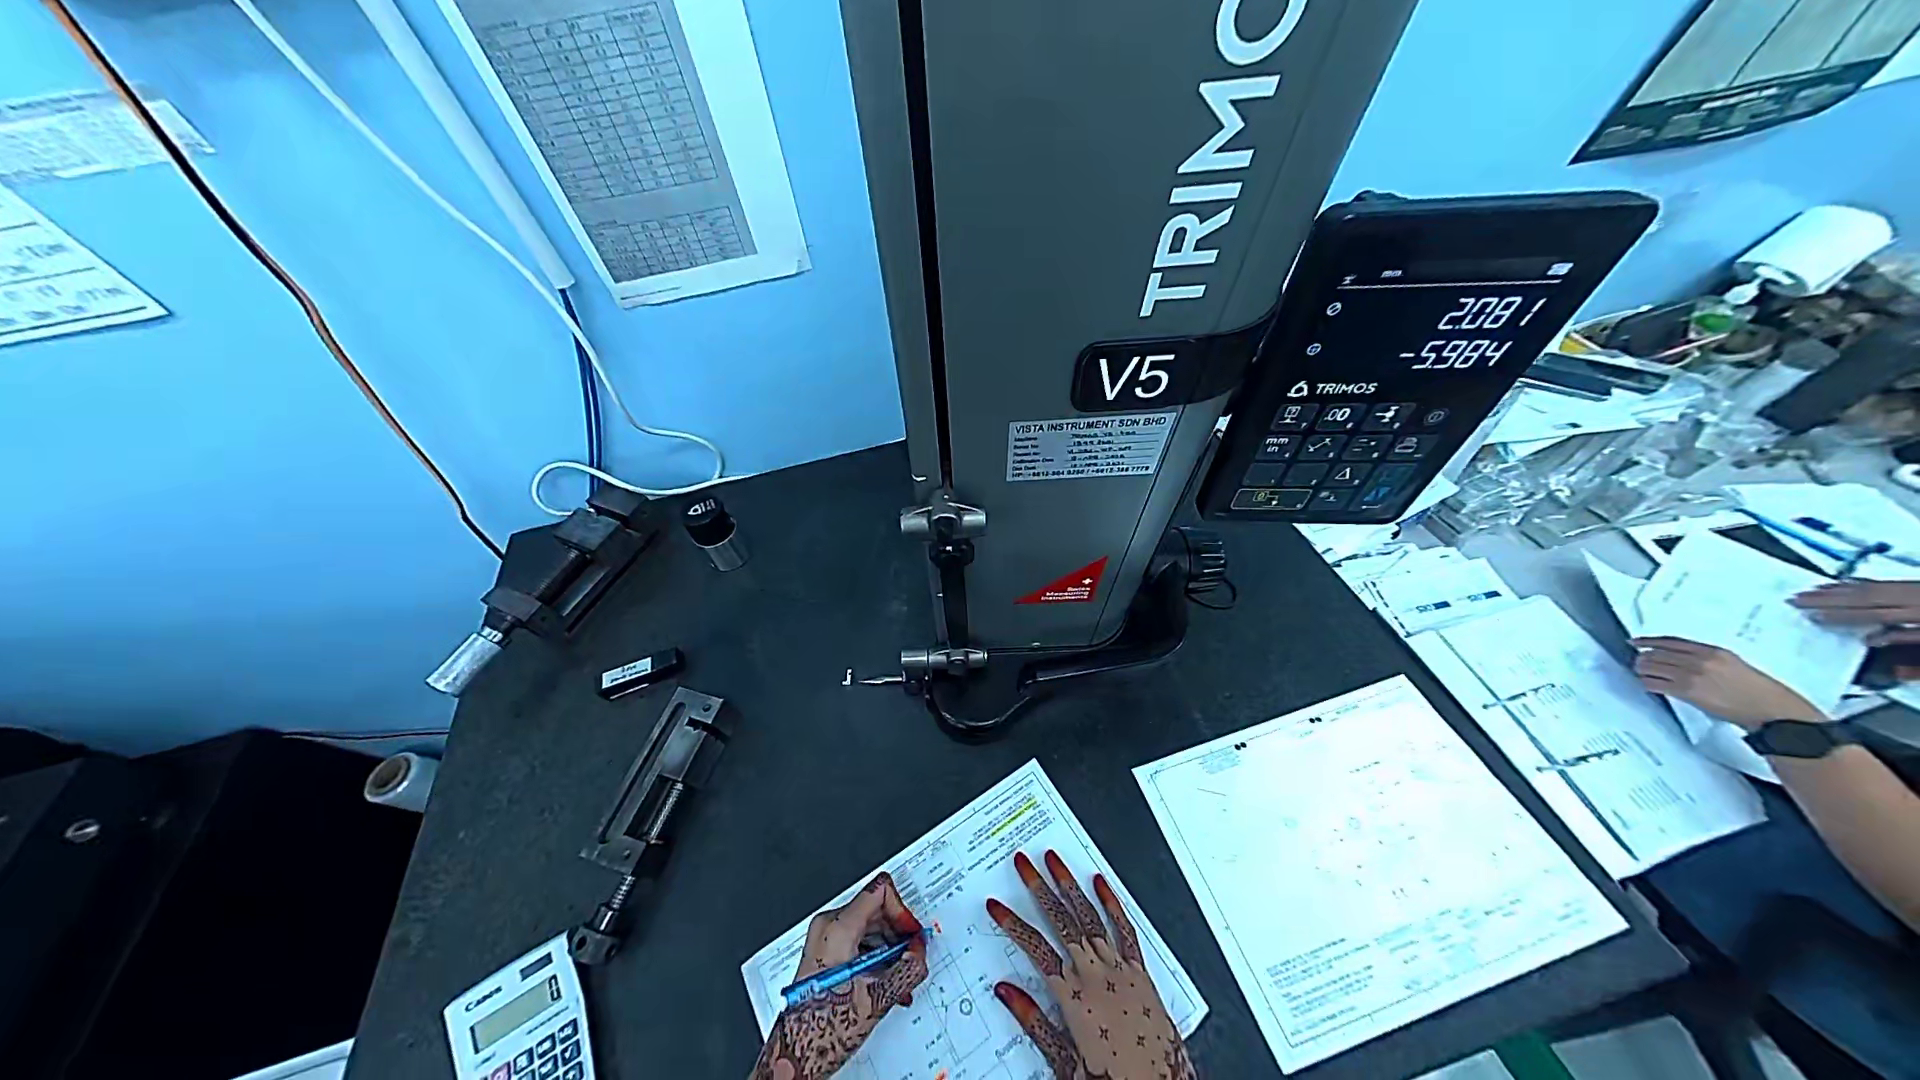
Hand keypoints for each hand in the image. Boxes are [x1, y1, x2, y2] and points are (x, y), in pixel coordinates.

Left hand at [750, 873, 927, 1079]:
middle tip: (910, 957)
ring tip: (898, 977)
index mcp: (838, 927)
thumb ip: (907, 968)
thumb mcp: (877, 997)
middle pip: (876, 908)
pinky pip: (857, 939)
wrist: (795, 1056)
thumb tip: (920, 951)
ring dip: (889, 949)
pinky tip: (883, 982)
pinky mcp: (824, 951)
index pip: (881, 890)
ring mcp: (823, 938)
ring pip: (869, 925)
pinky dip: (875, 956)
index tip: (911, 934)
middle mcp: (827, 926)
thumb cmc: (823, 1029)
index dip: (903, 911)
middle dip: (898, 934)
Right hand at [986, 850, 1195, 1079]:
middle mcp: (1096, 976)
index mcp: (1074, 997)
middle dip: (1038, 887)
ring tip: (1055, 861)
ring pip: (1089, 917)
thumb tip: (1006, 993)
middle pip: (1061, 921)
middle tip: (1023, 863)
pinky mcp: (1141, 973)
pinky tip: (1101, 885)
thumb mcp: (1065, 1064)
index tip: (996, 905)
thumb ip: (1034, 1024)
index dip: (1012, 924)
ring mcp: (1120, 970)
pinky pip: (1125, 930)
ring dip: (1069, 885)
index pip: (1035, 949)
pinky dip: (1112, 904)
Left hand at [1631, 636, 1826, 730]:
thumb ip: (1704, 657)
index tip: (1633, 642)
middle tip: (1639, 664)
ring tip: (1643, 674)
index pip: (1669, 641)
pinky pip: (1653, 683)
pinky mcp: (1686, 691)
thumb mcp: (1732, 664)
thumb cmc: (1757, 689)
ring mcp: (1691, 675)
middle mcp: (1699, 660)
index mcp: (1712, 651)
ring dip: (1641, 671)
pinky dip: (1646, 683)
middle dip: (1642, 658)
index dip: (1647, 641)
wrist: (1773, 710)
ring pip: (1649, 667)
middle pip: (1655, 654)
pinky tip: (1649, 685)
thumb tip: (1674, 656)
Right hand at [1792, 581, 1919, 643]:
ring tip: (1805, 591)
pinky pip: (1880, 582)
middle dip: (1824, 599)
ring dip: (1833, 589)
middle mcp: (1907, 599)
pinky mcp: (1912, 583)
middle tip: (1791, 599)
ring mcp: (1909, 589)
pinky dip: (1856, 582)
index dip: (1838, 616)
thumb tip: (1866, 641)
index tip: (1808, 616)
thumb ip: (1903, 637)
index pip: (1869, 615)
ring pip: (1866, 589)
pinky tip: (1839, 582)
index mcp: (1914, 614)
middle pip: (1860, 598)